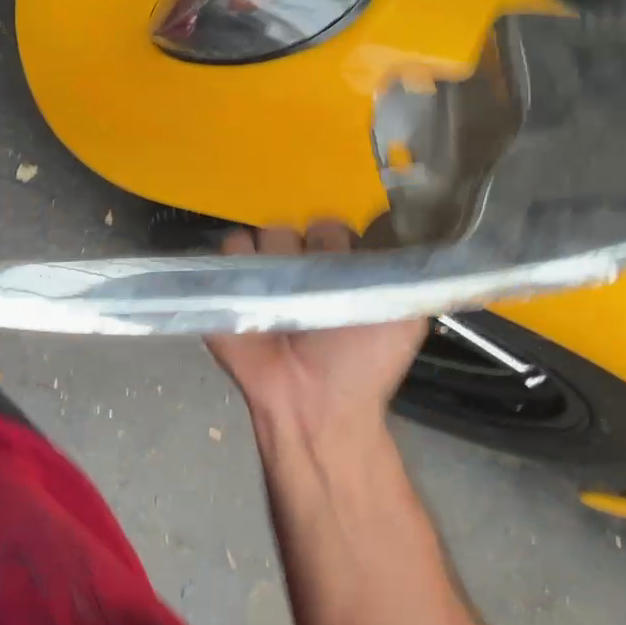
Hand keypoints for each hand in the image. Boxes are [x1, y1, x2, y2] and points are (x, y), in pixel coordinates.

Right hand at [204, 224, 427, 437]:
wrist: (310, 400)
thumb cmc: (360, 363)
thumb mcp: (401, 318)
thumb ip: (396, 275)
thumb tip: (386, 233)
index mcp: (337, 268)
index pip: (333, 226)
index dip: (337, 238)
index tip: (343, 262)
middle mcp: (298, 265)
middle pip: (296, 225)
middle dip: (303, 246)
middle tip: (311, 280)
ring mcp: (260, 272)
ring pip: (264, 232)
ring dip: (272, 253)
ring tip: (280, 290)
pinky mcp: (224, 281)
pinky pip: (230, 248)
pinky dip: (238, 258)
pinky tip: (251, 285)